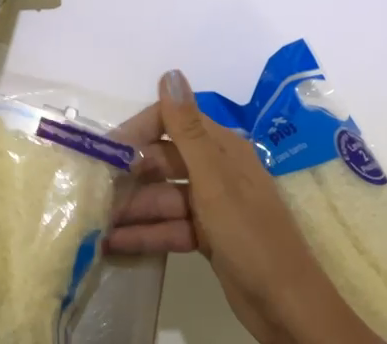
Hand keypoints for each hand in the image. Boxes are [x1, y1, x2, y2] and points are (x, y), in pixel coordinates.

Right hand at [108, 71, 384, 343]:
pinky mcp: (209, 237)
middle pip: (162, 160)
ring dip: (132, 207)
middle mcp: (217, 171)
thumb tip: (170, 73)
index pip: (172, 121)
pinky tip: (114, 242)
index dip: (139, 130)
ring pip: (162, 197)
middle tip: (94, 188)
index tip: (108, 149)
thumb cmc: (252, 238)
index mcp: (222, 149)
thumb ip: (187, 129)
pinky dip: (145, 233)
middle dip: (130, 173)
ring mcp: (212, 205)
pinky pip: (169, 226)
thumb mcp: (215, 182)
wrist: (292, 313)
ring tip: (96, 220)